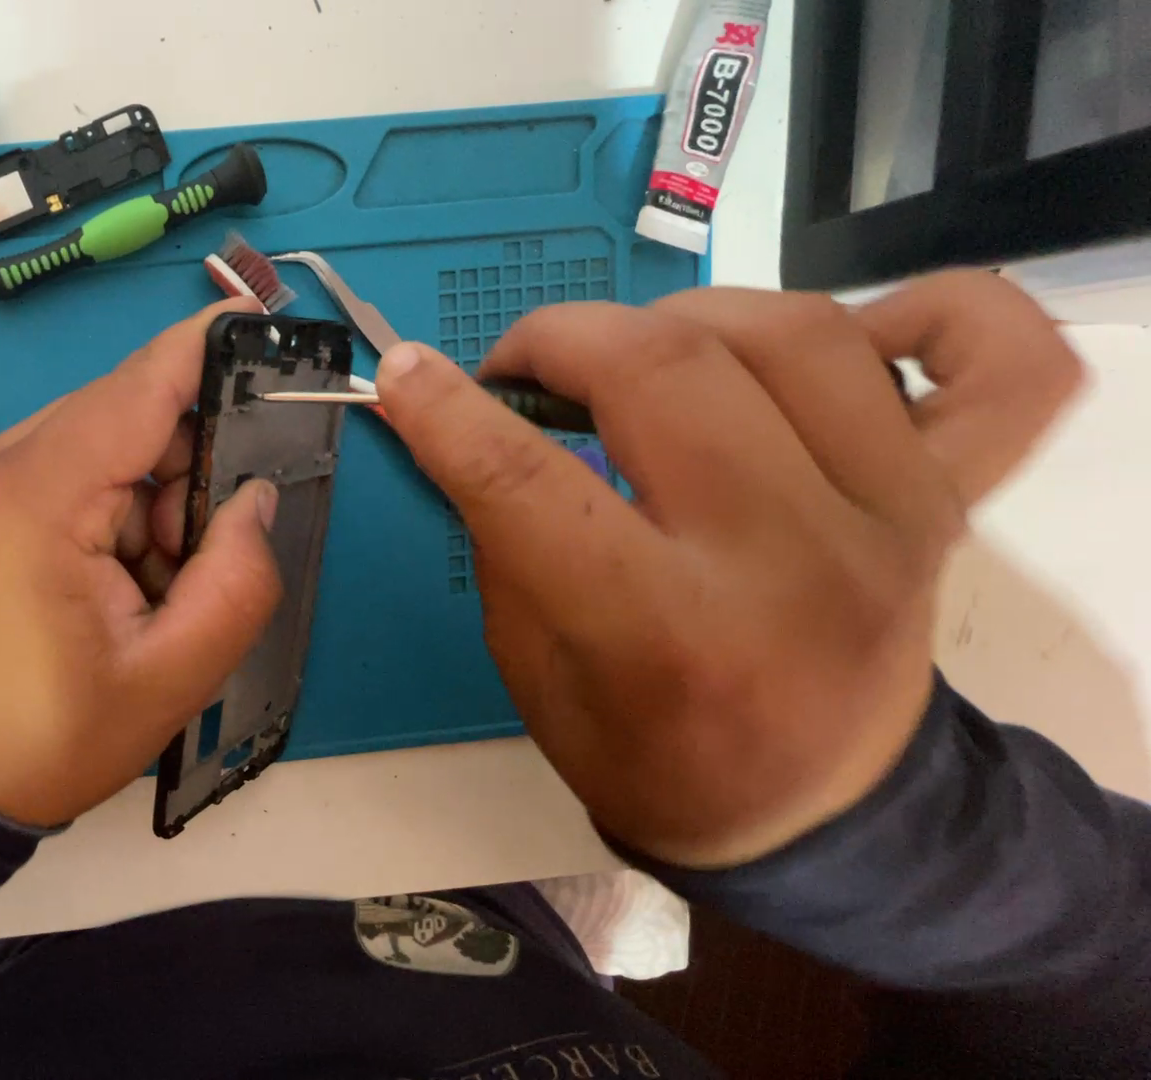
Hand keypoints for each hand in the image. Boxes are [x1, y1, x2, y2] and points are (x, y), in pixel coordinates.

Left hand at [0, 299, 281, 827]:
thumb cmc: (54, 735)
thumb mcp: (173, 676)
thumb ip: (237, 580)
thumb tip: (255, 497)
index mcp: (36, 496)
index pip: (142, 385)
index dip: (211, 348)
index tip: (276, 327)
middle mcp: (1, 464)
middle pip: (132, 415)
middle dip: (191, 470)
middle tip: (204, 556)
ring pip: (113, 444)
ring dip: (159, 501)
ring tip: (156, 587)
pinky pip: (83, 471)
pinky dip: (123, 512)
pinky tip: (124, 580)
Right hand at [378, 272, 1081, 867]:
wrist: (809, 817)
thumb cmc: (641, 751)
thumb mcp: (529, 666)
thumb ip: (506, 537)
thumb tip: (477, 425)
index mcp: (657, 629)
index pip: (525, 483)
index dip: (446, 413)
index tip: (402, 372)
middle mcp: (785, 560)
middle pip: (661, 374)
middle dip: (558, 340)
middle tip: (520, 370)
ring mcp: (893, 518)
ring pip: (794, 332)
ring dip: (679, 318)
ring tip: (634, 358)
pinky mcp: (955, 500)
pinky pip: (1006, 359)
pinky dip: (933, 309)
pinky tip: (841, 340)